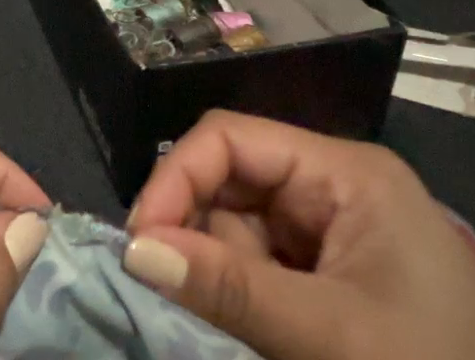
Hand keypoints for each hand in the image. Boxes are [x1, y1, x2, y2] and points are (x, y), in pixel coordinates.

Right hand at [121, 110, 474, 359]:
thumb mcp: (333, 335)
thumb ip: (229, 290)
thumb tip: (130, 251)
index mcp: (344, 173)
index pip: (228, 138)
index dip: (175, 178)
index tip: (141, 244)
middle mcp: (333, 188)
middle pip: (227, 183)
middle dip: (200, 237)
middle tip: (191, 299)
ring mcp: (333, 234)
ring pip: (236, 231)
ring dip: (222, 276)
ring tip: (254, 330)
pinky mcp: (333, 277)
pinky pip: (259, 268)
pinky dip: (243, 298)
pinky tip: (263, 333)